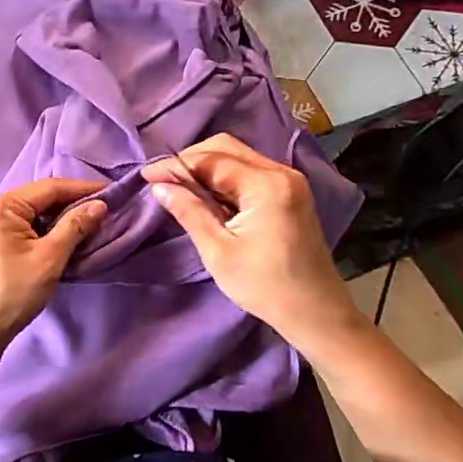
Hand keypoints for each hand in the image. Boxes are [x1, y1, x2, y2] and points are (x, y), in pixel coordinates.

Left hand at [0, 177, 109, 348]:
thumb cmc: (13, 293)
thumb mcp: (50, 258)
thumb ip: (75, 226)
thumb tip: (99, 205)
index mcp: (1, 205)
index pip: (50, 187)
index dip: (84, 189)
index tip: (113, 193)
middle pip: (39, 199)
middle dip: (72, 204)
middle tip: (104, 212)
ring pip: (32, 214)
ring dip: (59, 220)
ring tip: (88, 226)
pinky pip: (21, 228)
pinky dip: (44, 231)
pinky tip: (62, 240)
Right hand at [141, 134, 356, 332]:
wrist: (317, 313)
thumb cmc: (265, 286)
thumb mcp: (218, 251)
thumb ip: (189, 212)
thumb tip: (159, 186)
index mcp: (267, 185)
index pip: (212, 161)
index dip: (176, 165)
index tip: (146, 176)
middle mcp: (282, 173)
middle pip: (227, 148)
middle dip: (190, 159)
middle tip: (161, 179)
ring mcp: (289, 182)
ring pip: (238, 157)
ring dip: (206, 167)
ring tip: (177, 186)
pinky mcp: (290, 193)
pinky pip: (250, 172)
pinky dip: (224, 177)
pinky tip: (205, 194)